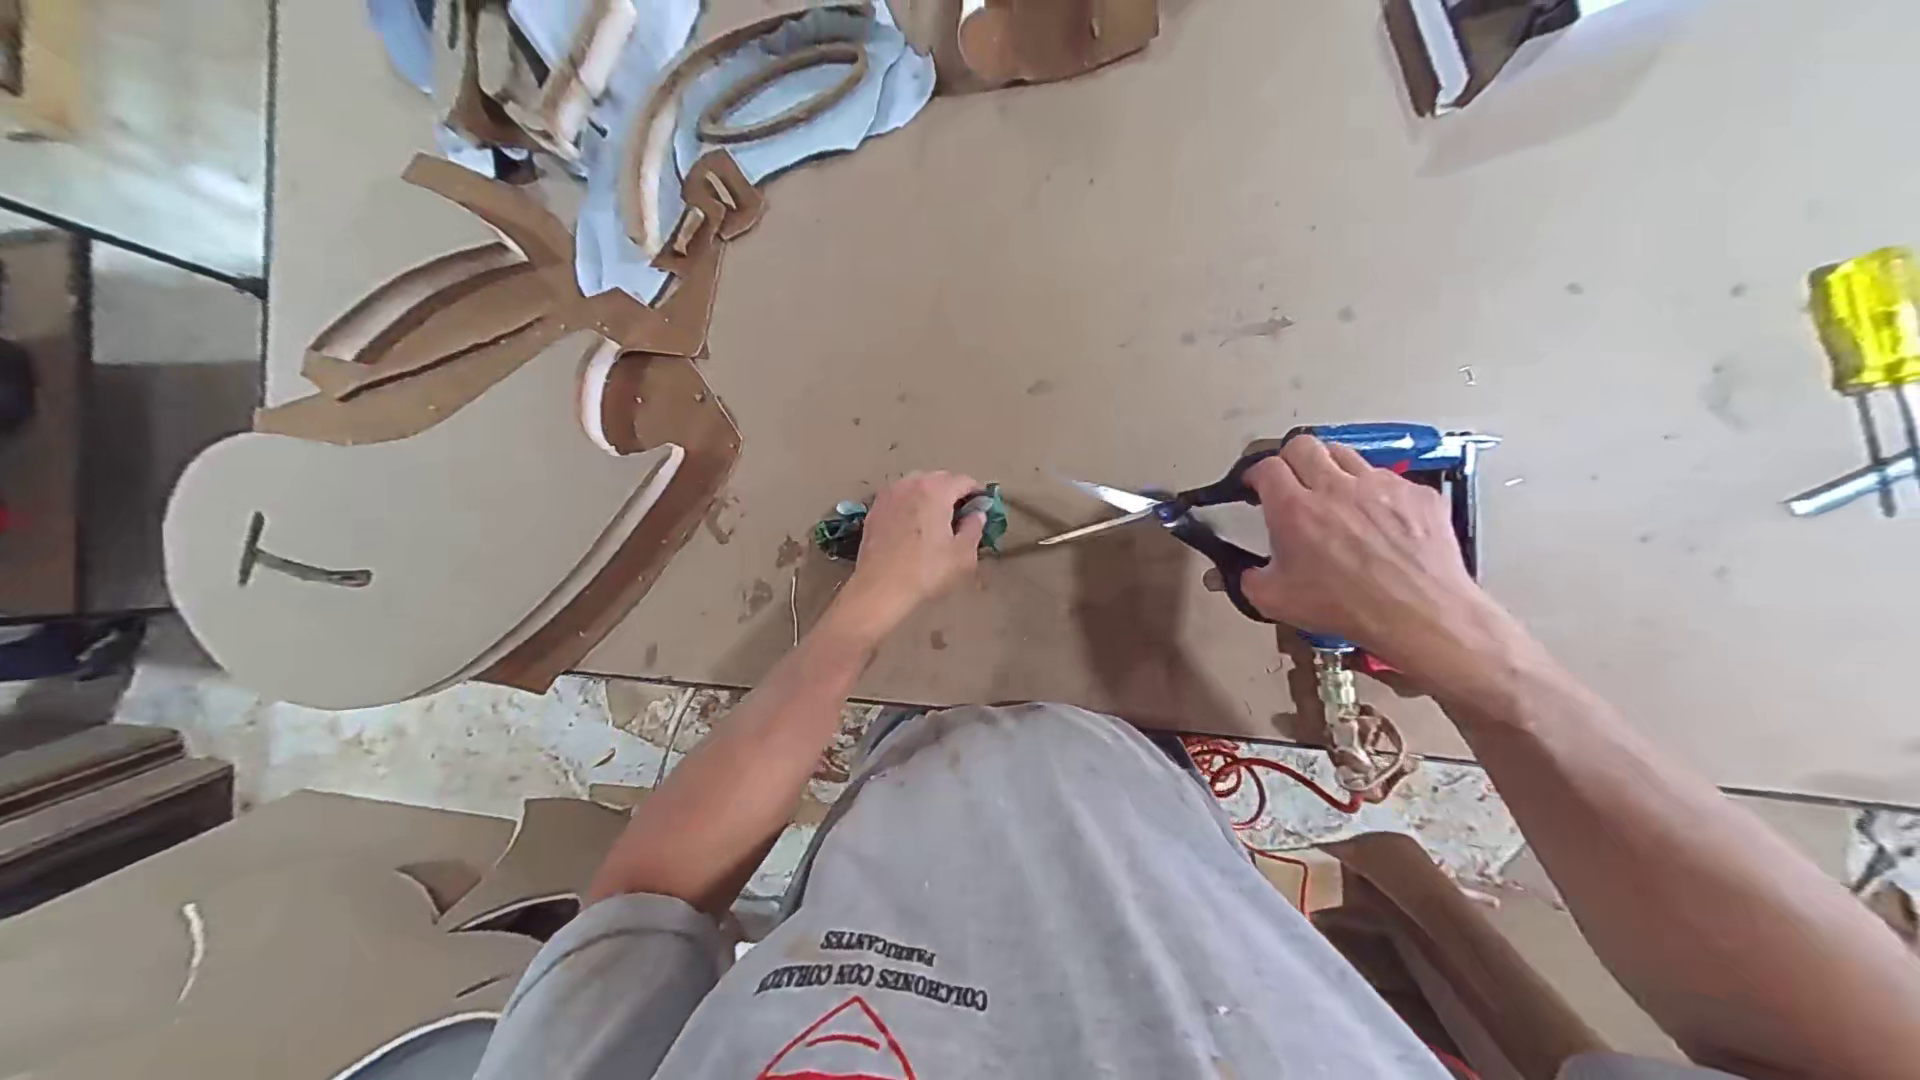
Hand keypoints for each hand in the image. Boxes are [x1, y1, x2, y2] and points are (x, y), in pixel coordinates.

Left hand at [836, 471, 985, 635]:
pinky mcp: (874, 510)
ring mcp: (889, 495)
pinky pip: (899, 497)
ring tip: (936, 517)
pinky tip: (912, 524)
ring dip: (930, 494)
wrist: (880, 587)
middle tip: (961, 514)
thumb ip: (974, 528)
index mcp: (935, 491)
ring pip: (916, 484)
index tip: (981, 507)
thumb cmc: (926, 571)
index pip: (963, 480)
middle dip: (953, 491)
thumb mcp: (962, 554)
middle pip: (939, 478)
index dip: (977, 493)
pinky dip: (910, 503)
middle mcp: (910, 484)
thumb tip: (977, 514)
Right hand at [1240, 437, 1536, 698]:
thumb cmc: (1351, 607)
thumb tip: (1235, 573)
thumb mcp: (1276, 599)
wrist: (1419, 615)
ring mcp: (1379, 487)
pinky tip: (1374, 516)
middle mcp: (1335, 488)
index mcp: (1294, 510)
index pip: (1265, 467)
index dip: (1256, 474)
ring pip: (1345, 453)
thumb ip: (1245, 578)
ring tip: (1332, 491)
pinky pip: (1388, 478)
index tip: (1256, 483)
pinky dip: (1375, 491)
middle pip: (1303, 445)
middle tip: (1289, 477)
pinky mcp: (1415, 494)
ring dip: (1331, 467)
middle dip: (1290, 459)